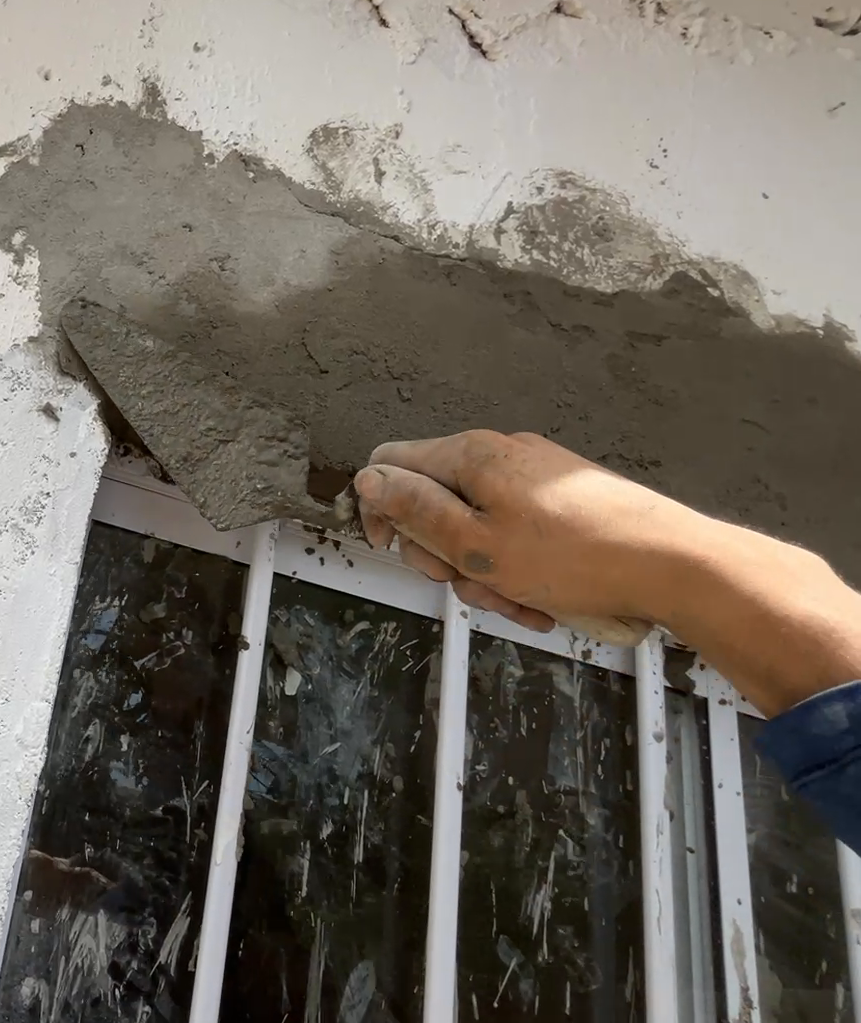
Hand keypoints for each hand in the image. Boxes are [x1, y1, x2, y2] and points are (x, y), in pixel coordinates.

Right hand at [350, 430, 706, 632]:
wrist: (689, 570)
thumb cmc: (573, 559)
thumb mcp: (473, 544)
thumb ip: (412, 509)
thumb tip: (366, 479)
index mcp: (469, 456)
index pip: (388, 463)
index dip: (376, 507)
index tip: (389, 548)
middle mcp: (498, 454)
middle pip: (430, 498)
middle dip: (436, 549)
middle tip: (460, 583)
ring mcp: (535, 475)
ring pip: (471, 522)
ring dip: (476, 568)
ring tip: (510, 602)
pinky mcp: (565, 499)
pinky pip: (512, 529)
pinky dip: (511, 565)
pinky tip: (534, 599)